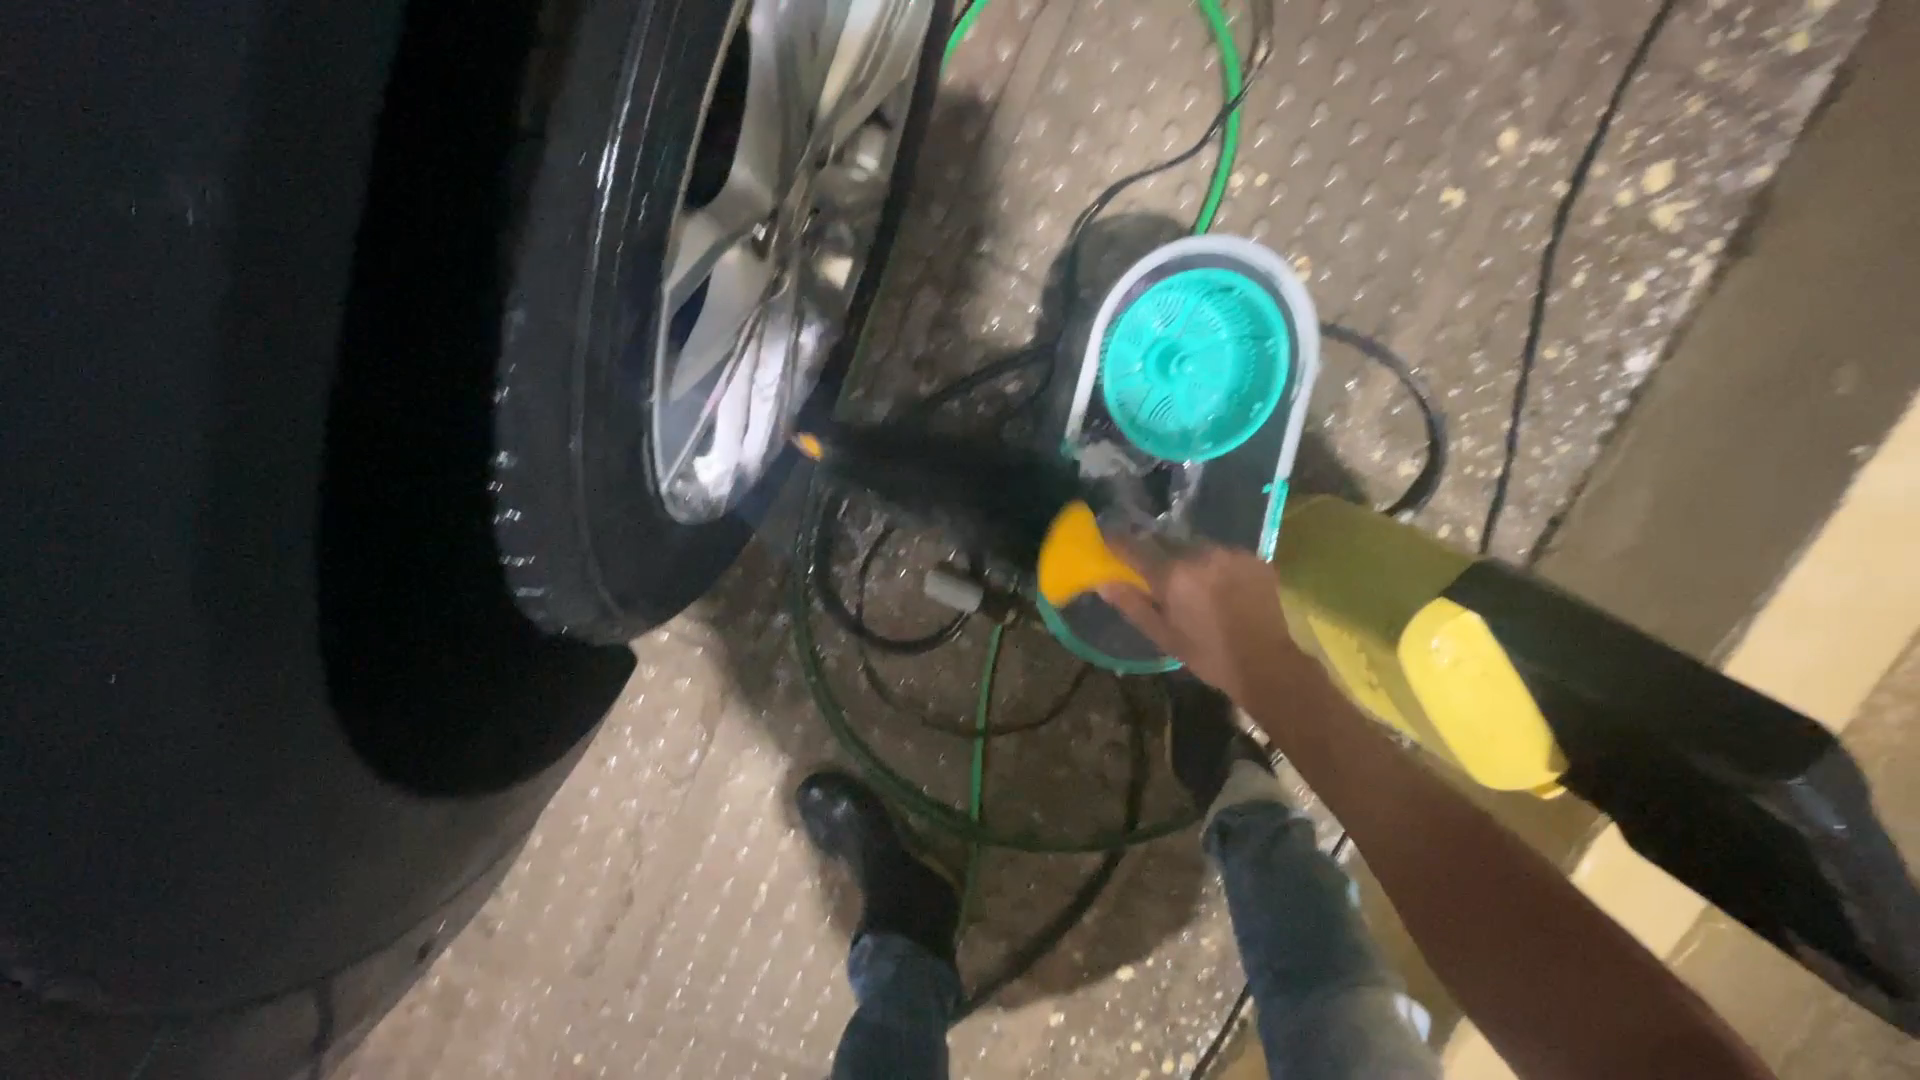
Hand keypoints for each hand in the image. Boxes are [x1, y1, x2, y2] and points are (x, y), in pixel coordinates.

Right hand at [1096, 538, 1323, 707]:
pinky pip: (1223, 553)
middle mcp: (1200, 553)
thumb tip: (1103, 582)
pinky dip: (1216, 564)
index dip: (1117, 542)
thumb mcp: (1163, 635)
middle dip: (1157, 554)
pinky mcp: (1253, 557)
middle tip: (1157, 573)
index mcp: (1173, 574)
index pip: (1134, 545)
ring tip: (1194, 583)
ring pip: (1196, 545)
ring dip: (1189, 558)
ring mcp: (1230, 552)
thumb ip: (1132, 604)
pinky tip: (1222, 586)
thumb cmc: (1208, 655)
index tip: (1108, 541)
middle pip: (1166, 542)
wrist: (1266, 663)